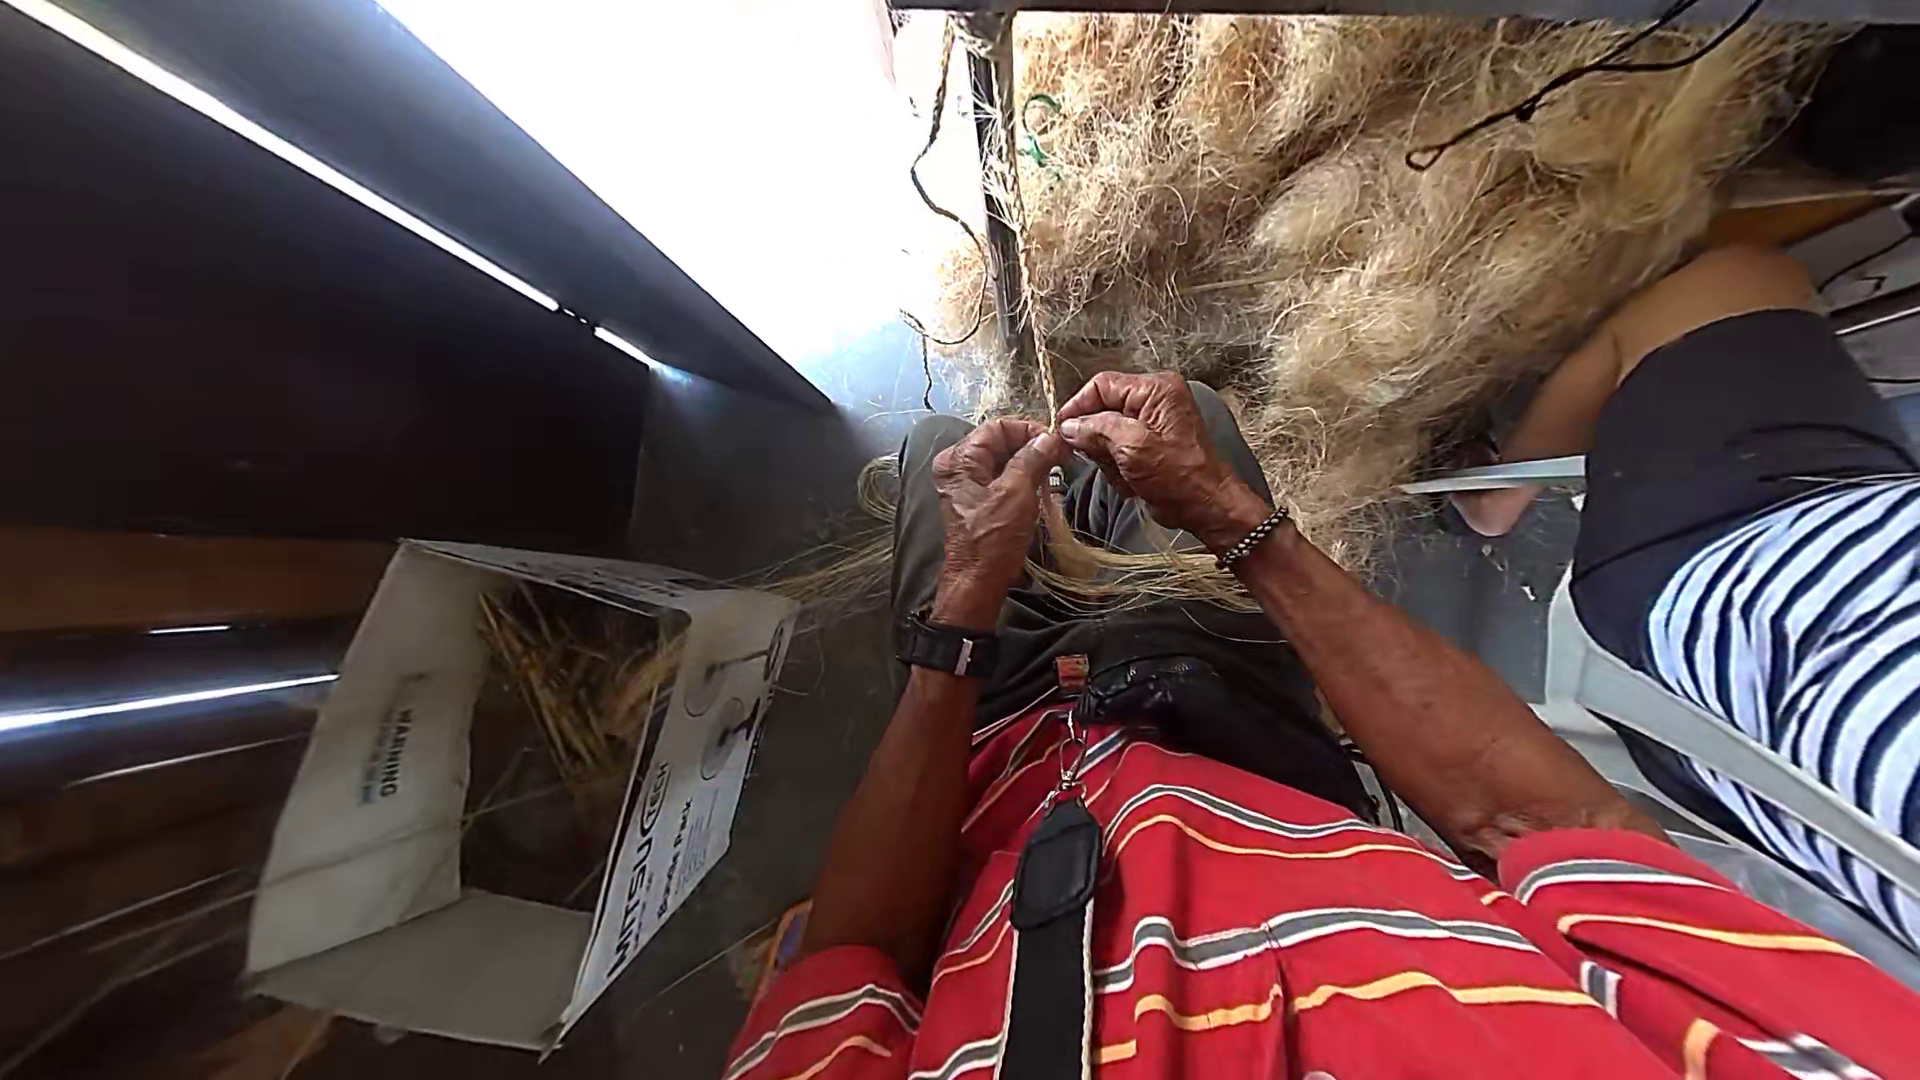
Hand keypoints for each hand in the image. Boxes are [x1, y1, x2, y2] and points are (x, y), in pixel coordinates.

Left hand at [930, 418, 1071, 630]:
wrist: (979, 580)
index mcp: (959, 459)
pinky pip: (1002, 479)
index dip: (1028, 430)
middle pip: (1000, 442)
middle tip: (1060, 457)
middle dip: (1031, 447)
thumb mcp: (1016, 493)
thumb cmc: (993, 539)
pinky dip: (1022, 479)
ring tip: (1053, 472)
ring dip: (1030, 464)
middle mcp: (957, 467)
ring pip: (1003, 461)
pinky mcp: (977, 501)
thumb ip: (1032, 459)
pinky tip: (1040, 486)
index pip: (997, 427)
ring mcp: (966, 485)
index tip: (1055, 442)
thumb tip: (1049, 438)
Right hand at [1056, 371, 1269, 550]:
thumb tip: (1068, 426)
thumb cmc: (1179, 475)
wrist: (1204, 505)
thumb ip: (1096, 429)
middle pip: (1101, 409)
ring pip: (1104, 433)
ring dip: (1107, 457)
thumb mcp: (1132, 446)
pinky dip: (1116, 467)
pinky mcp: (1147, 444)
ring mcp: (1150, 423)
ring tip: (1123, 473)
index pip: (1102, 385)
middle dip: (1096, 439)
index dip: (1078, 407)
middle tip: (1104, 459)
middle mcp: (1153, 400)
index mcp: (1155, 389)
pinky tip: (1130, 479)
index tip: (1061, 430)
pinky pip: (1115, 449)